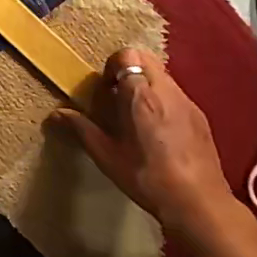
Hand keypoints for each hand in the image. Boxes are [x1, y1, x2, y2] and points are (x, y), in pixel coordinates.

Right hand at [51, 49, 238, 235]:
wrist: (196, 200)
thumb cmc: (146, 177)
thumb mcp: (107, 156)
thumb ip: (82, 129)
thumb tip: (57, 114)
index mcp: (140, 96)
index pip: (126, 56)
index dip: (112, 67)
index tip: (105, 90)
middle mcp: (165, 90)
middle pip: (145, 57)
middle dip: (128, 69)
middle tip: (116, 96)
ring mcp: (186, 101)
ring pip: (162, 74)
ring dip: (145, 83)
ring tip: (135, 114)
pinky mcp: (199, 114)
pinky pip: (176, 93)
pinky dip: (162, 98)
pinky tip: (157, 130)